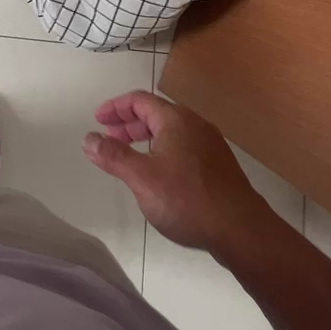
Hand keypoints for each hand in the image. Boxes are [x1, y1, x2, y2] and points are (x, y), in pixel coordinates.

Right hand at [82, 91, 270, 254]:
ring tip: (130, 157)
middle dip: (129, 123)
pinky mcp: (219, 166)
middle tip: (109, 138)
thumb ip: (113, 155)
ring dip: (146, 138)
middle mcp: (194, 124)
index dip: (115, 107)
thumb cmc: (187, 199)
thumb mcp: (141, 177)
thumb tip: (88, 138)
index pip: (139, 100)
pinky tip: (160, 175)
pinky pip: (184, 147)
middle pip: (156, 113)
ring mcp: (211, 145)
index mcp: (175, 119)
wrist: (242, 231)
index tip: (98, 120)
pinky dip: (164, 150)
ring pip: (171, 131)